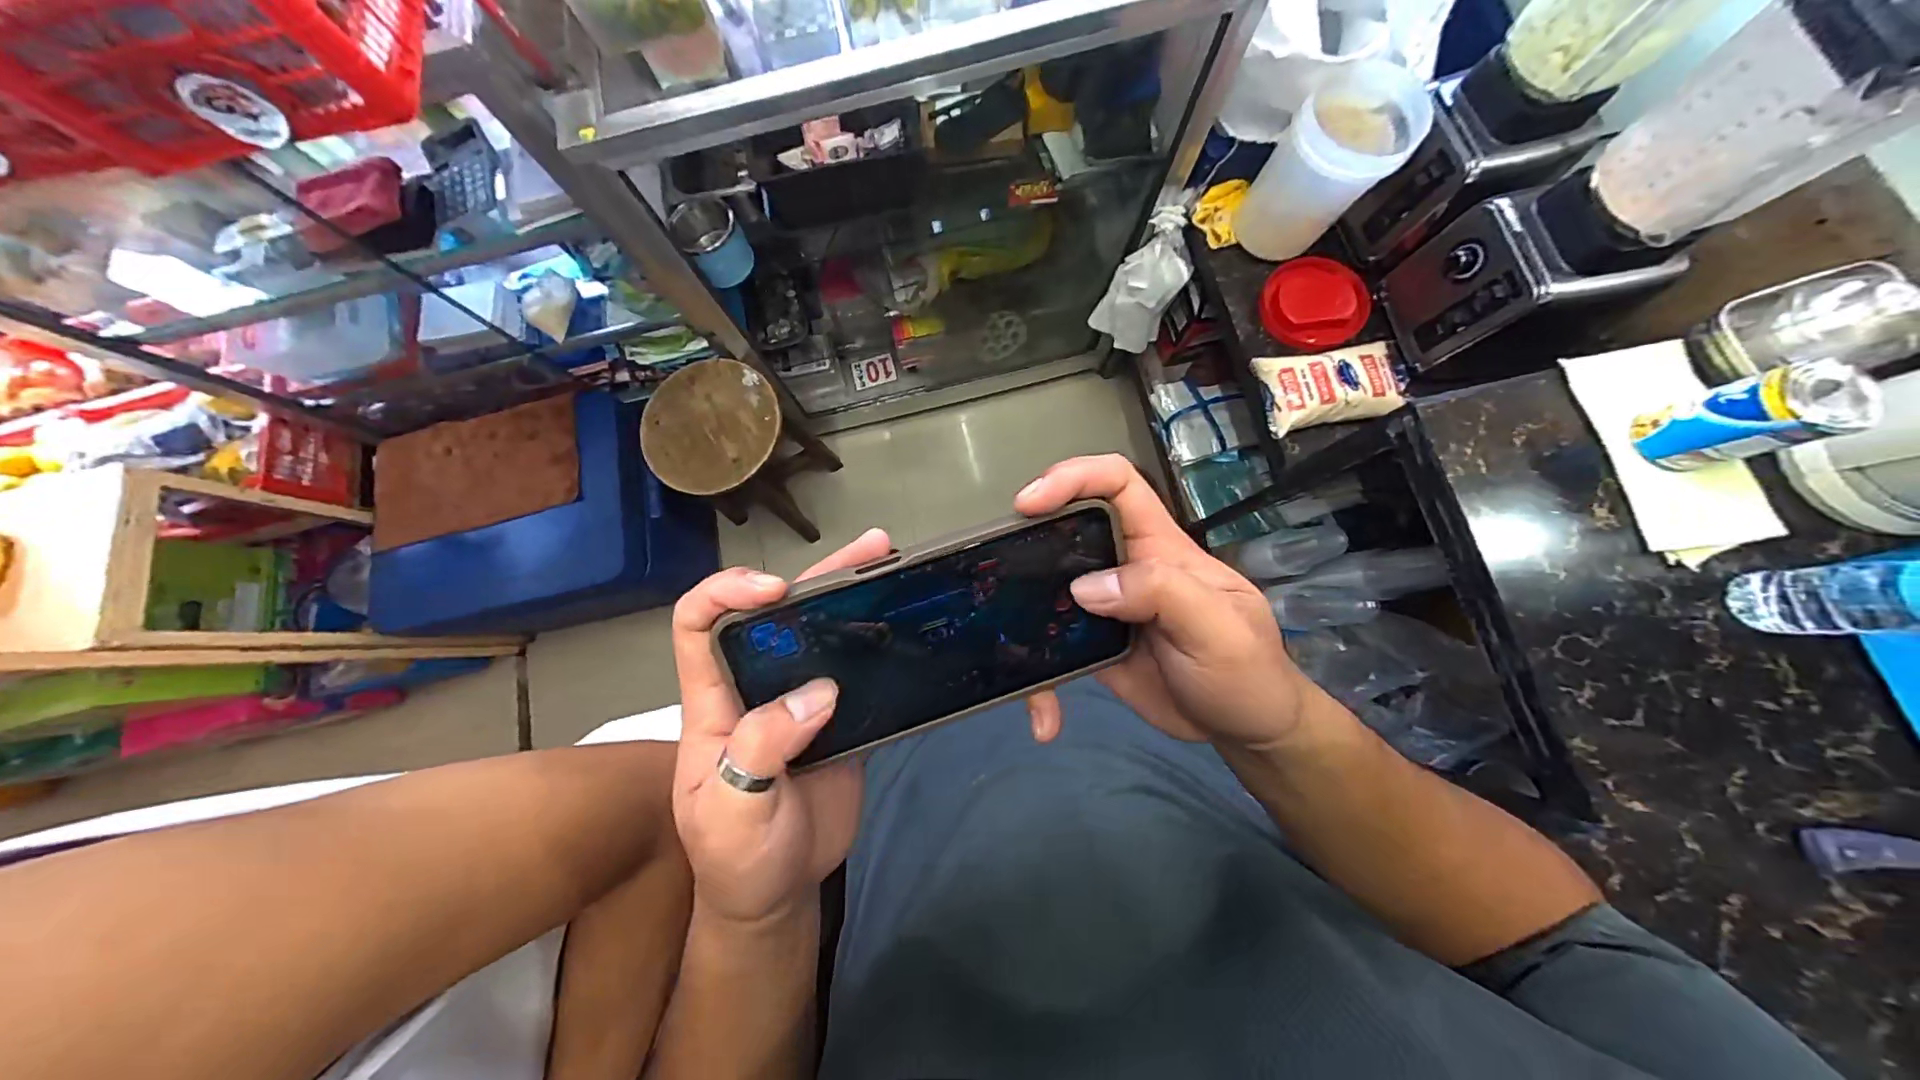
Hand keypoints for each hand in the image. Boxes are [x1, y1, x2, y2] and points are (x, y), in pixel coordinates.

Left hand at [668, 528, 892, 924]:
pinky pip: (856, 671)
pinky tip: (905, 625)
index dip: (726, 593)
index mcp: (715, 703)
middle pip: (775, 613)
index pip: (698, 625)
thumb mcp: (729, 815)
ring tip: (890, 563)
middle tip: (868, 549)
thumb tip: (819, 694)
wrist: (777, 892)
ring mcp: (798, 701)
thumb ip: (760, 752)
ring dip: (852, 595)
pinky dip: (877, 644)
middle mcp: (756, 686)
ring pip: (820, 634)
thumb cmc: (735, 859)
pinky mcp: (837, 719)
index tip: (773, 591)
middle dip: (815, 576)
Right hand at [1015, 454, 1312, 751]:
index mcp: (1159, 547)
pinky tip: (1045, 722)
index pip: (1117, 485)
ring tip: (998, 642)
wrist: (1247, 728)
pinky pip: (1052, 654)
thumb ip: (1162, 593)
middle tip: (995, 564)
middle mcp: (1125, 568)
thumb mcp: (1219, 627)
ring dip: (1021, 617)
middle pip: (1068, 532)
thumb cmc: (1246, 670)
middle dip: (1029, 539)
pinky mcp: (1092, 648)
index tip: (1030, 501)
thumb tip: (1085, 588)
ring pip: (1050, 593)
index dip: (1074, 477)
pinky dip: (1042, 687)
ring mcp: (1105, 609)